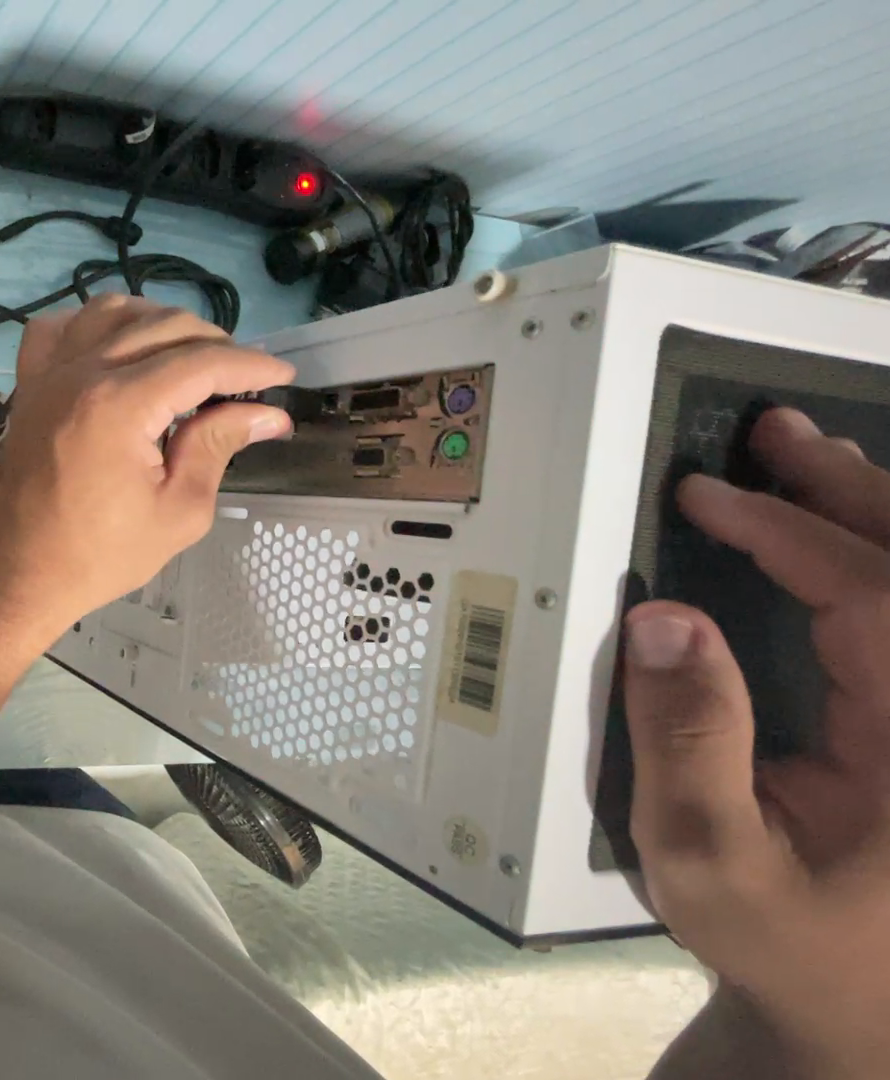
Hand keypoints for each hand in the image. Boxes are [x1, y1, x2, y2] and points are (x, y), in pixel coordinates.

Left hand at [0, 294, 293, 638]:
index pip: (201, 361)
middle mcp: (80, 374)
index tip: (282, 377)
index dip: (250, 365)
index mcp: (119, 405)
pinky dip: (92, 325)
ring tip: (185, 358)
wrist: (21, 574)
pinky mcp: (27, 388)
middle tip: (239, 381)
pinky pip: (57, 330)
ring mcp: (46, 376)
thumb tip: (266, 413)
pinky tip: (114, 348)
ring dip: (157, 323)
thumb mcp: (177, 511)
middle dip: (214, 344)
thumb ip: (218, 447)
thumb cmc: (99, 556)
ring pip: (111, 312)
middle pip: (162, 326)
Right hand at [622, 408, 889, 1074]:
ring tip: (801, 460)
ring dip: (869, 517)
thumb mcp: (707, 854)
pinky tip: (833, 537)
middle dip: (858, 495)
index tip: (710, 497)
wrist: (866, 1013)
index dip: (798, 535)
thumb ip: (686, 739)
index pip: (886, 603)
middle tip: (779, 434)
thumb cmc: (786, 941)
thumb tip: (660, 621)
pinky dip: (867, 567)